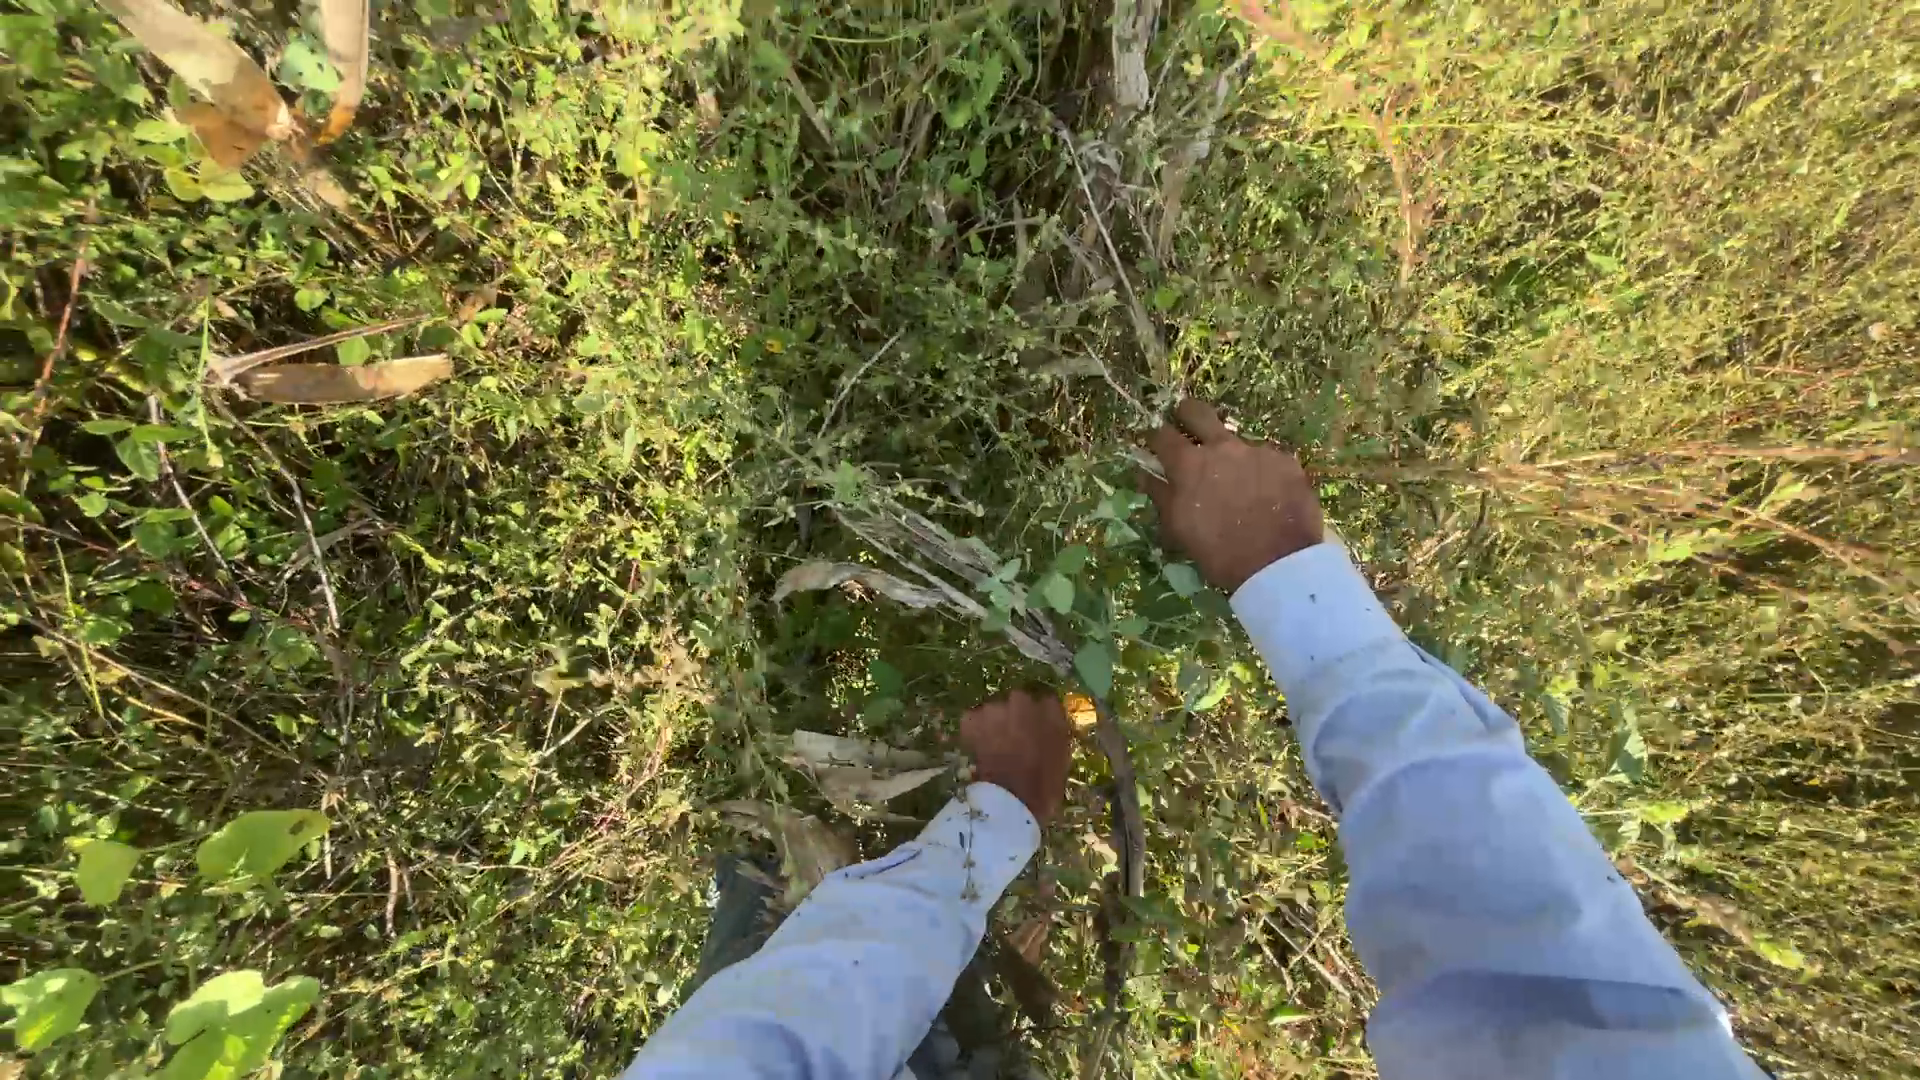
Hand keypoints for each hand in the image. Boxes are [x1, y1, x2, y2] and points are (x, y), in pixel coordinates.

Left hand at [960, 690, 1072, 825]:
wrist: (1012, 799)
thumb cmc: (1043, 786)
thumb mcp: (1061, 760)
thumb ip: (1054, 736)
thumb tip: (1045, 732)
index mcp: (1050, 711)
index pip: (1045, 704)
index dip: (1039, 718)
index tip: (1036, 730)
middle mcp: (1024, 701)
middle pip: (1019, 702)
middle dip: (1016, 716)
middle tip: (1013, 739)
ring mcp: (996, 707)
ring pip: (994, 710)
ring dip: (994, 723)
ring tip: (993, 746)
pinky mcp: (974, 718)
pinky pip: (973, 719)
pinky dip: (974, 731)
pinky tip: (977, 748)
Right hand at [1141, 398, 1324, 592]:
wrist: (1277, 564)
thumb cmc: (1217, 551)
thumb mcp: (1178, 528)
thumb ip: (1160, 495)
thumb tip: (1143, 474)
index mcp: (1188, 465)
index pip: (1162, 435)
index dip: (1154, 435)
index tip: (1152, 439)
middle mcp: (1221, 447)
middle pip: (1198, 412)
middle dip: (1186, 413)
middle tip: (1184, 420)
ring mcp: (1256, 450)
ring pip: (1235, 441)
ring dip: (1229, 454)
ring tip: (1236, 481)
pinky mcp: (1285, 461)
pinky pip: (1265, 459)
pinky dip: (1259, 472)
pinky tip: (1265, 494)